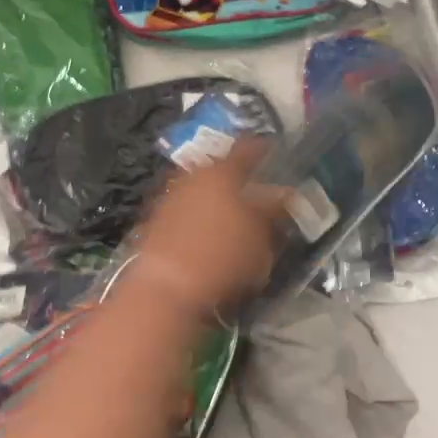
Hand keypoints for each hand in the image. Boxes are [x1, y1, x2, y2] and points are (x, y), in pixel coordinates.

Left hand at [129, 143, 280, 317]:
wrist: (166, 288)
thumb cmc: (223, 257)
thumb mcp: (261, 239)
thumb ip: (273, 213)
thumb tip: (282, 196)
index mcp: (222, 172)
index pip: (247, 149)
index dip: (264, 150)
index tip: (276, 154)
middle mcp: (192, 177)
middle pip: (220, 171)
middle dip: (238, 181)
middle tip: (256, 193)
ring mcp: (169, 199)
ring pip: (200, 192)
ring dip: (215, 201)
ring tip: (232, 220)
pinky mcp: (154, 223)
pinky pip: (184, 214)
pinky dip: (197, 220)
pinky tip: (206, 238)